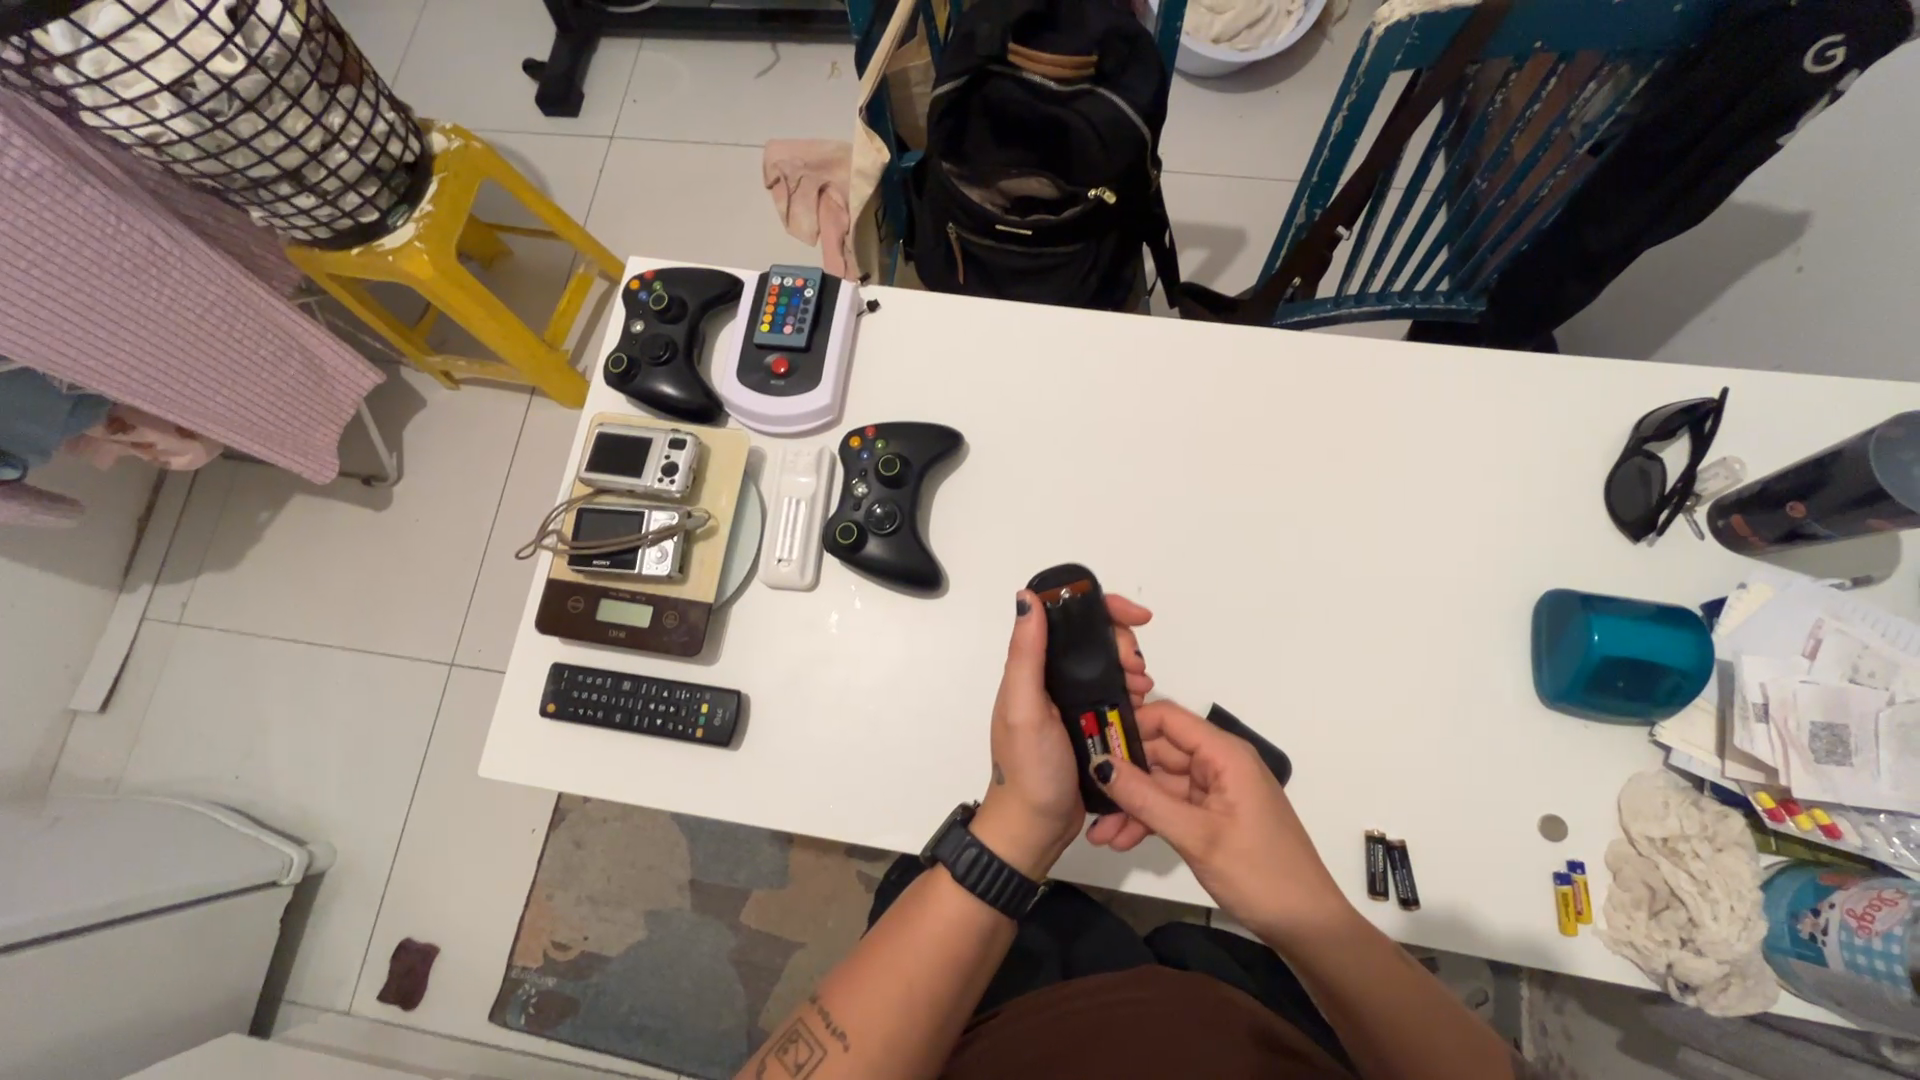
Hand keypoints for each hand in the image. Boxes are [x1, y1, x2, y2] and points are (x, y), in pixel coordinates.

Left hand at [974, 590, 1153, 878]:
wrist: (1036, 827)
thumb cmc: (1028, 768)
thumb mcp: (1024, 707)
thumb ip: (1027, 654)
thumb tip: (1028, 597)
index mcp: (1032, 669)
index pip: (1066, 619)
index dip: (1102, 608)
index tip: (1137, 617)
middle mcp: (1051, 679)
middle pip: (1094, 640)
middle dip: (1123, 644)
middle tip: (1136, 669)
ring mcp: (1071, 703)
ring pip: (1109, 668)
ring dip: (1131, 670)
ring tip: (1141, 690)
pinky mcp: (1089, 726)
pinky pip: (1116, 698)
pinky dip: (1132, 695)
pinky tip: (1140, 706)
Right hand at [1088, 701, 1352, 948]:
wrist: (1306, 926)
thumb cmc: (1259, 873)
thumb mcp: (1196, 835)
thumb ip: (1145, 798)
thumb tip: (1099, 763)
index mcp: (1225, 754)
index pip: (1168, 718)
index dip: (1128, 725)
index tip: (1091, 744)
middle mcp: (1219, 764)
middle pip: (1159, 752)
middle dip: (1122, 776)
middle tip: (1085, 797)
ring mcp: (1216, 792)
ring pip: (1160, 784)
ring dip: (1130, 806)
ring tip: (1100, 835)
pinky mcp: (1212, 816)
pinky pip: (1171, 807)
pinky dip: (1147, 821)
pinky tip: (1120, 841)